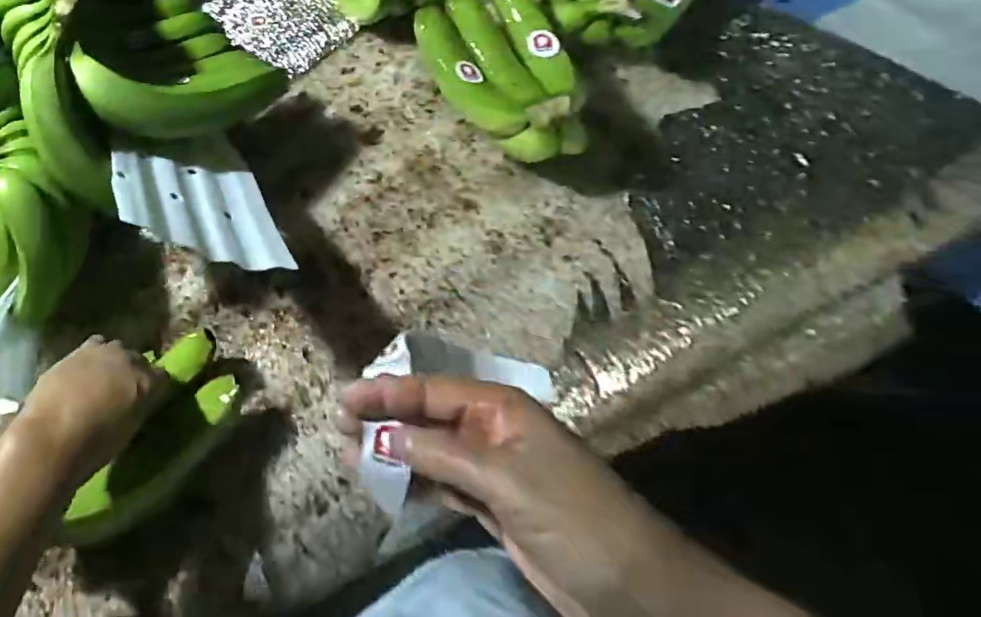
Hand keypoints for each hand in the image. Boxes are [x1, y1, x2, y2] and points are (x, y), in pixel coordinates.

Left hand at [12, 336, 160, 484]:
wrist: (51, 432)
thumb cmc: (94, 445)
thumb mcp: (128, 432)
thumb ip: (137, 410)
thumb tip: (137, 403)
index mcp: (145, 383)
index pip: (162, 377)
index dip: (156, 388)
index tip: (150, 398)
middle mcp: (127, 359)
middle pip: (137, 358)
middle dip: (134, 371)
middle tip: (125, 390)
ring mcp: (100, 350)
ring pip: (115, 348)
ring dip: (113, 360)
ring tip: (104, 378)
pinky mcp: (76, 349)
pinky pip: (93, 347)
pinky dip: (92, 358)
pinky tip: (83, 374)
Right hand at [340, 375, 740, 616]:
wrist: (648, 598)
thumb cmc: (578, 521)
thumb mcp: (505, 482)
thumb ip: (437, 453)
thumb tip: (380, 433)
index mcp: (498, 409)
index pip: (426, 390)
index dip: (382, 392)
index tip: (342, 398)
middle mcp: (489, 430)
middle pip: (422, 416)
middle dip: (381, 421)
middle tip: (337, 426)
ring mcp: (490, 468)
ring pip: (425, 450)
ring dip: (389, 452)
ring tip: (349, 455)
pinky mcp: (491, 503)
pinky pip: (438, 482)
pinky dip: (410, 481)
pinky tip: (383, 482)